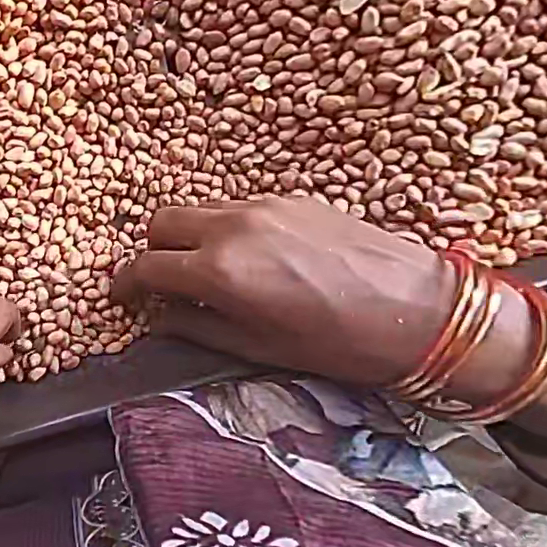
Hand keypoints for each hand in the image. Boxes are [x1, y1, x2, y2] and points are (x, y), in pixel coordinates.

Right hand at [112, 195, 546, 459]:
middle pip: (161, 222)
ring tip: (210, 271)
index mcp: (220, 270)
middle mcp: (231, 226)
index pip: (147, 265)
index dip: (125, 282)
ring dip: (187, 237)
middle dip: (152, 251)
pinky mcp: (289, 197)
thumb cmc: (339, 343)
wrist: (424, 309)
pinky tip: (252, 256)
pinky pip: (233, 207)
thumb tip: (158, 317)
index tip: (122, 294)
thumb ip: (197, 328)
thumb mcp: (259, 349)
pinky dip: (223, 228)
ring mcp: (261, 205)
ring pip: (197, 209)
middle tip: (166, 281)